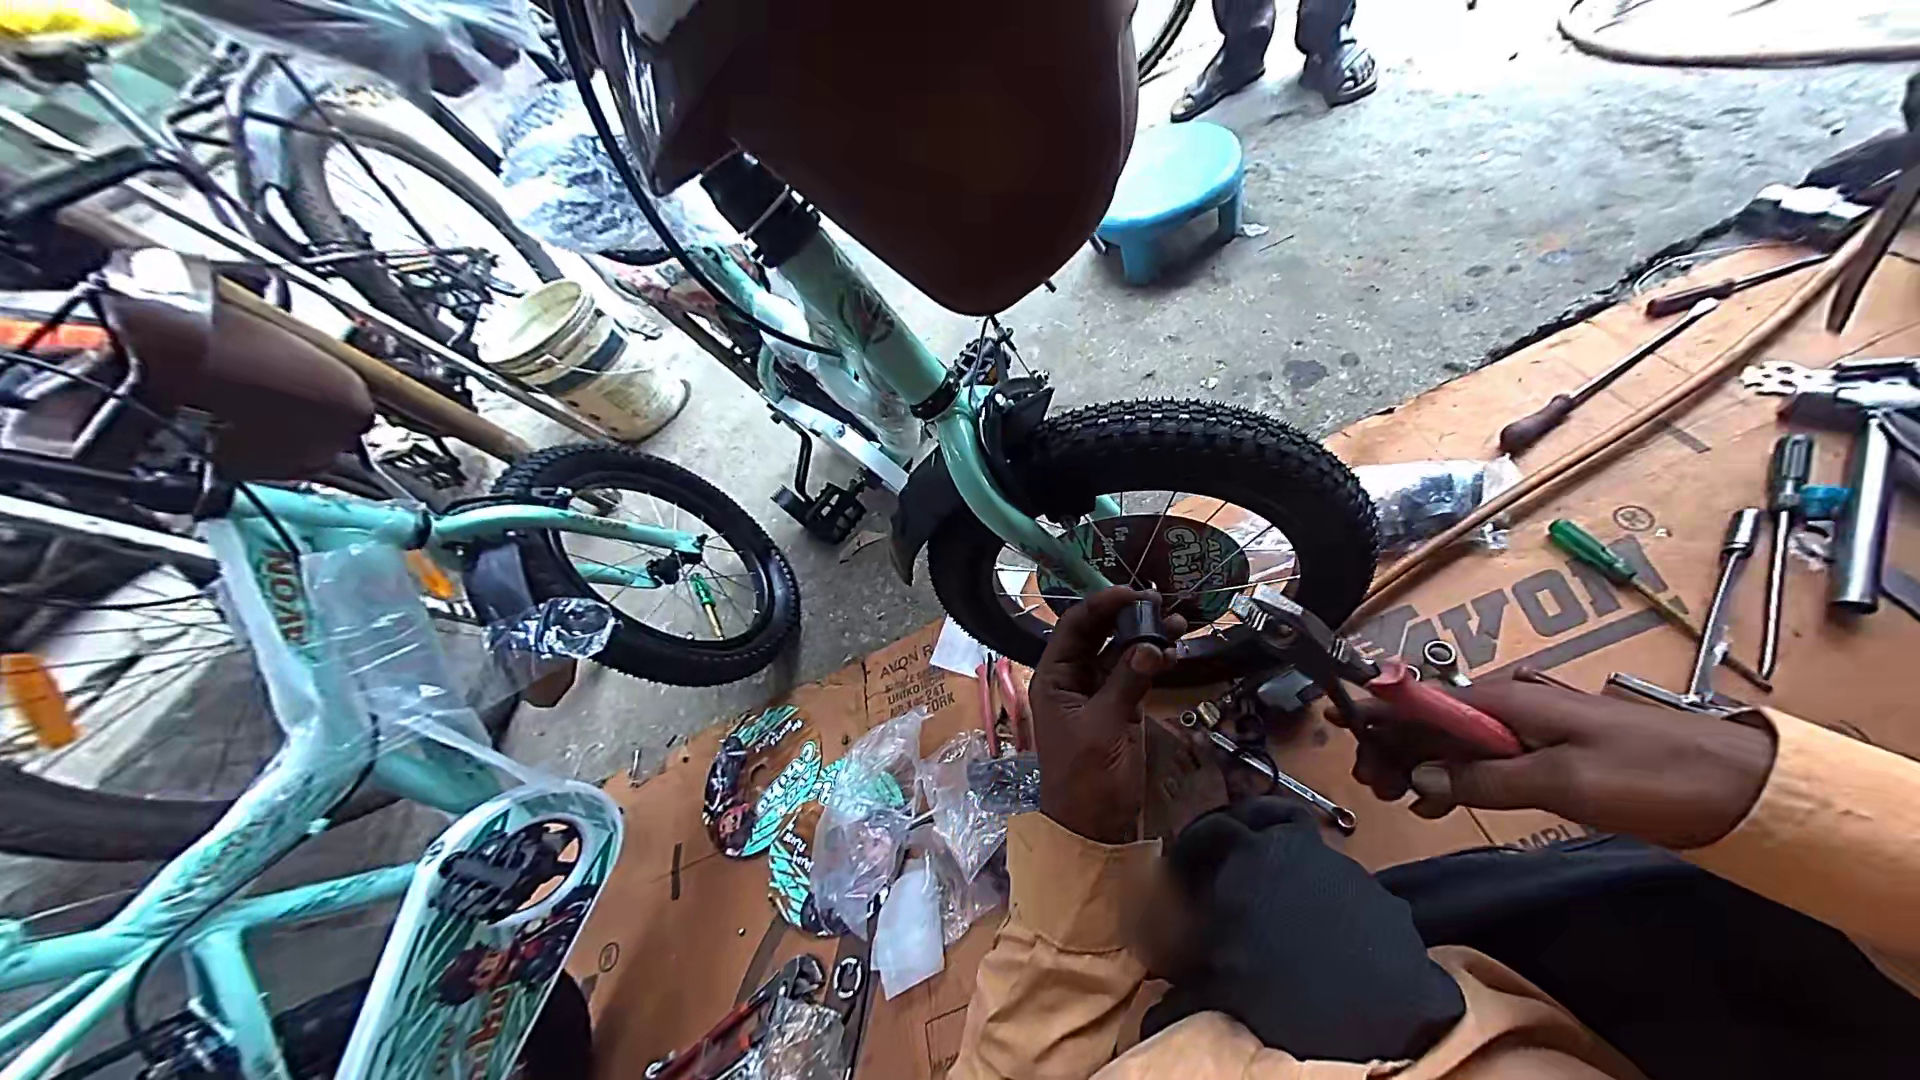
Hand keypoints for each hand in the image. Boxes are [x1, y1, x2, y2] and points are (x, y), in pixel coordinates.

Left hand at [1030, 587, 1183, 843]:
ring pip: (1119, 653)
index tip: (1131, 592)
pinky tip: (1173, 652)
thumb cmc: (1087, 777)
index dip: (1100, 606)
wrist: (1095, 826)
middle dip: (1127, 617)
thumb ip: (1126, 683)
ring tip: (1177, 623)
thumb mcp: (1105, 726)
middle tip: (1161, 603)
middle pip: (1098, 636)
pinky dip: (1151, 662)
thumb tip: (1151, 646)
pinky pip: (1134, 674)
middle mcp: (1072, 677)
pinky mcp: (1118, 707)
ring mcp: (1096, 692)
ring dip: (1145, 637)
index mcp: (1054, 676)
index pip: (1073, 628)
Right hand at [1341, 675, 1775, 849]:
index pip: (1419, 698)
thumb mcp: (1565, 781)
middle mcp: (1502, 709)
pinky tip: (1434, 801)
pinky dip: (1449, 778)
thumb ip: (1484, 779)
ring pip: (1446, 742)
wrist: (1751, 788)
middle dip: (1391, 747)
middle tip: (1372, 782)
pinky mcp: (1538, 754)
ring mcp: (1521, 732)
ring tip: (1395, 795)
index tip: (1337, 719)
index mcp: (1501, 702)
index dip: (1375, 707)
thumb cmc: (1653, 774)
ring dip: (1415, 765)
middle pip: (1427, 722)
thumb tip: (1421, 778)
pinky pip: (1476, 761)